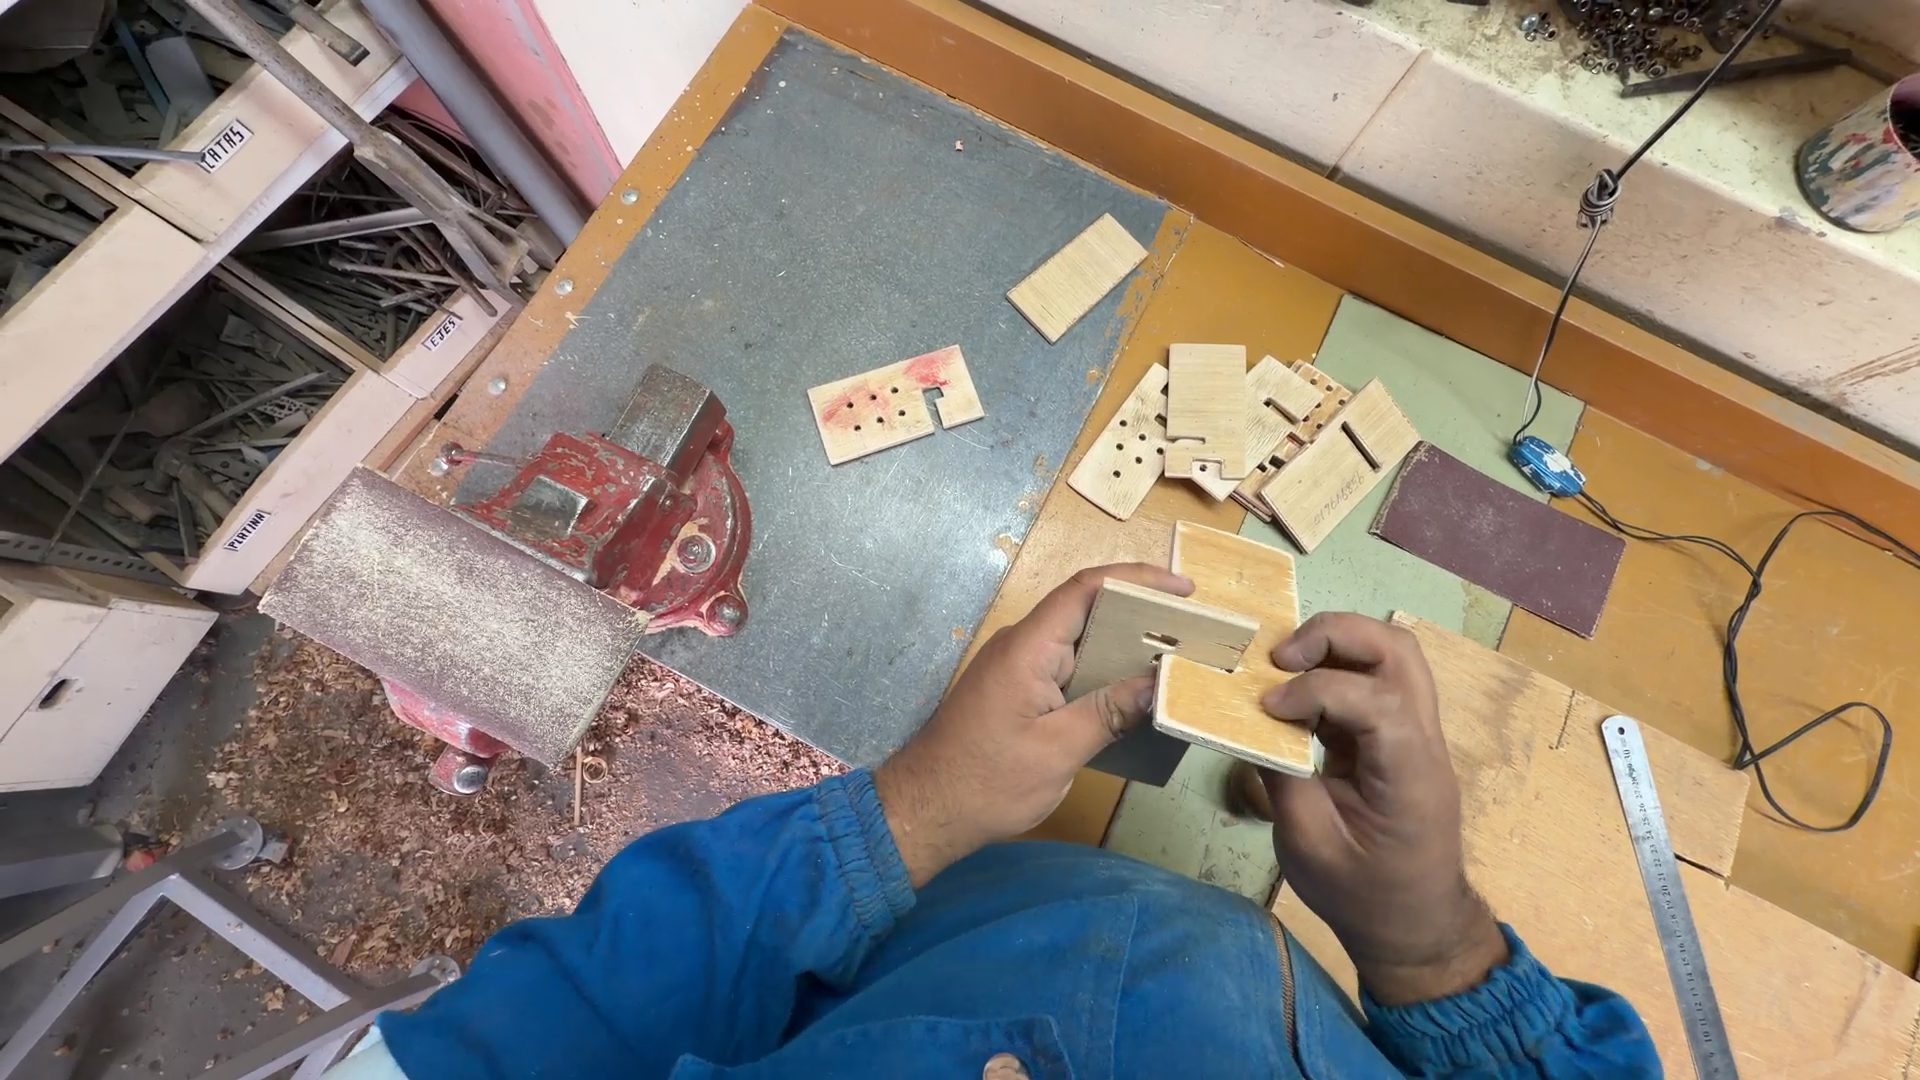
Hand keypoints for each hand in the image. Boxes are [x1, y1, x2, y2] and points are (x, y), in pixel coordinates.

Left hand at [873, 564, 1193, 886]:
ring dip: (1123, 648)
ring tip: (1176, 660)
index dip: (1136, 579)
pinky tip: (1134, 695)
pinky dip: (1102, 674)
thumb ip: (1108, 713)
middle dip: (1139, 615)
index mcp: (1029, 647)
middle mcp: (1022, 645)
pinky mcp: (1017, 690)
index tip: (1183, 589)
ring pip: (1079, 642)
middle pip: (1086, 611)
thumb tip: (1159, 684)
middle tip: (1193, 630)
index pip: (1085, 589)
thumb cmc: (987, 781)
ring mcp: (1017, 667)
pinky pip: (1067, 669)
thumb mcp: (1057, 751)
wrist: (926, 810)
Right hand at [1260, 613, 1507, 1004]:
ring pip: (1391, 649)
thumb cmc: (1362, 894)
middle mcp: (1424, 740)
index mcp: (1410, 775)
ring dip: (1335, 641)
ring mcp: (1416, 730)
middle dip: (1331, 635)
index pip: (1376, 699)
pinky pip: (1373, 672)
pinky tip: (1295, 685)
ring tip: (1285, 663)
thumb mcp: (1307, 844)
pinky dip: (1332, 663)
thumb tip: (1248, 720)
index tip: (1267, 708)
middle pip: (1395, 649)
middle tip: (1279, 658)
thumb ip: (1279, 774)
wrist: (1414, 924)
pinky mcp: (1396, 731)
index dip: (1315, 689)